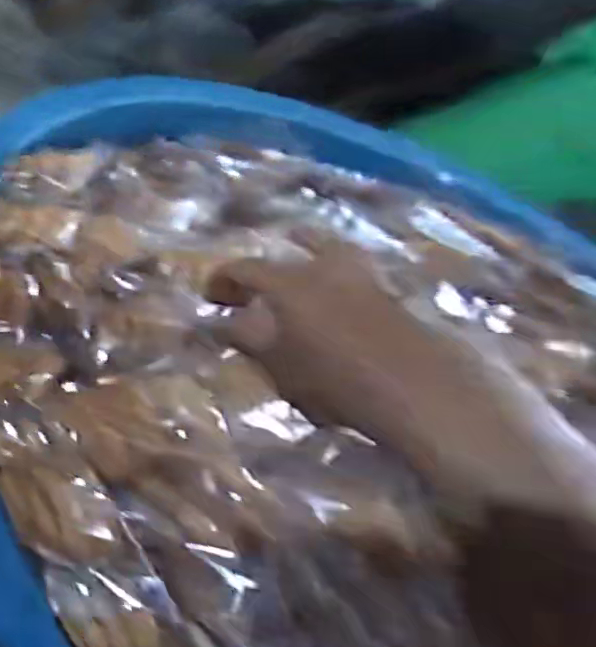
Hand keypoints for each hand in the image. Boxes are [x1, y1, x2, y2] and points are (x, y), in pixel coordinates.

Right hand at [210, 242, 595, 517]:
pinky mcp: (413, 310)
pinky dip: (355, 294)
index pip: (243, 268)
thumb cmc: (335, 379)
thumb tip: (221, 323)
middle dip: (292, 247)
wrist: (435, 401)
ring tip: (313, 285)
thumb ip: (244, 337)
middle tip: (276, 262)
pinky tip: (344, 316)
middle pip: (312, 244)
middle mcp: (331, 273)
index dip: (221, 279)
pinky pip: (373, 289)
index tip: (211, 298)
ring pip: (349, 263)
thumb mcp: (275, 362)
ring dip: (329, 267)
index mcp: (290, 282)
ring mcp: (378, 288)